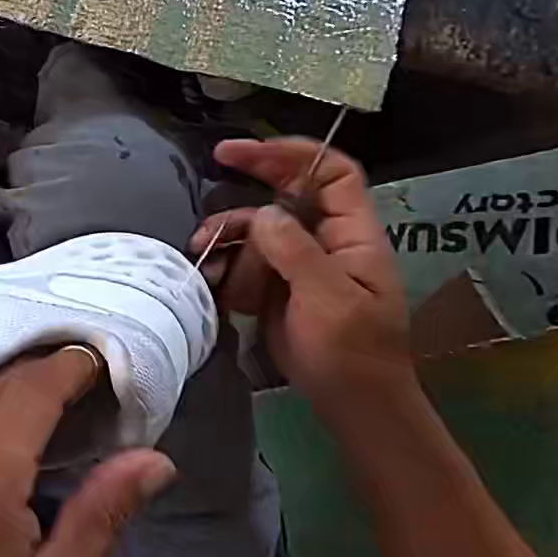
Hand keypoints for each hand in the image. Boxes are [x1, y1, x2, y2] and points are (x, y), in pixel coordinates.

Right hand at [188, 139, 412, 404]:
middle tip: (215, 164)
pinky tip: (215, 282)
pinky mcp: (275, 283)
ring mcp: (297, 261)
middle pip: (286, 192)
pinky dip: (226, 266)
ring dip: (230, 237)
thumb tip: (264, 213)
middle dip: (250, 184)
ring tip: (205, 255)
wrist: (351, 405)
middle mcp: (325, 239)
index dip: (292, 153)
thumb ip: (297, 252)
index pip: (332, 173)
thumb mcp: (330, 302)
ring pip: (256, 228)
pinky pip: (244, 259)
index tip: (246, 152)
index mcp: (353, 235)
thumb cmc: (353, 354)